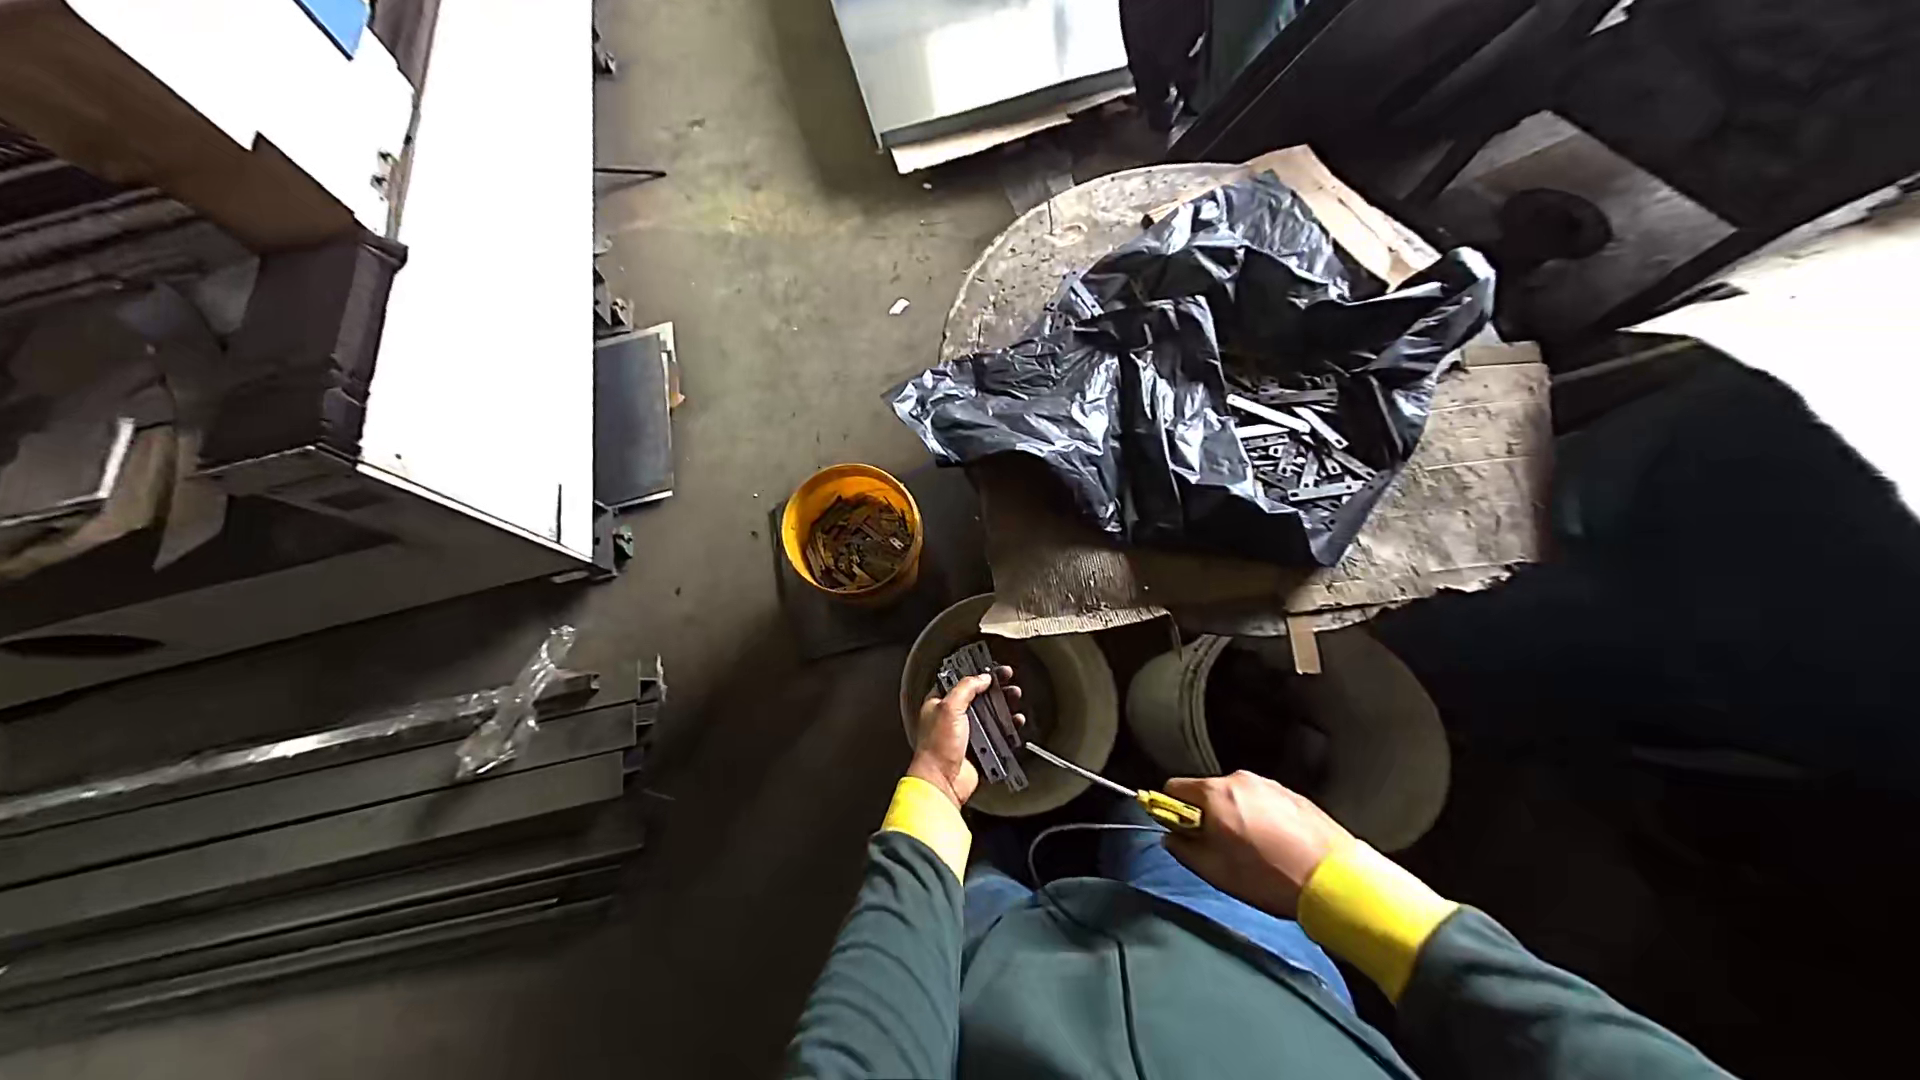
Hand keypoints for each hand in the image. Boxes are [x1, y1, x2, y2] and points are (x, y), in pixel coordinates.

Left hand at [908, 665, 1021, 808]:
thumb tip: (982, 677)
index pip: (960, 681)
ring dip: (1004, 705)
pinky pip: (998, 735)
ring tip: (1015, 697)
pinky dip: (1008, 728)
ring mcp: (967, 733)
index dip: (976, 672)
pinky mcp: (979, 749)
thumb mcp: (949, 708)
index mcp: (940, 703)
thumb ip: (966, 688)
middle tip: (1008, 681)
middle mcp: (953, 717)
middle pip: (979, 696)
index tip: (992, 667)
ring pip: (991, 714)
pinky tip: (1015, 721)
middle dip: (995, 688)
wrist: (942, 782)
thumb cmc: (936, 748)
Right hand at [1161, 771, 1353, 917]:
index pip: (1174, 788)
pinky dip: (1262, 817)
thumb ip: (1184, 850)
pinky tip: (1276, 845)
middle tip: (1222, 848)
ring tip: (1255, 850)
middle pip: (1207, 792)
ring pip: (1236, 796)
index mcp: (1215, 794)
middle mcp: (1239, 780)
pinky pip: (1263, 801)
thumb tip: (1172, 838)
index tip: (1184, 833)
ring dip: (1236, 815)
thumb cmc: (1272, 877)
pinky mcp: (1292, 795)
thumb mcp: (1216, 872)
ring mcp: (1269, 785)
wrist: (1336, 881)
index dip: (1172, 811)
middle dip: (1208, 815)